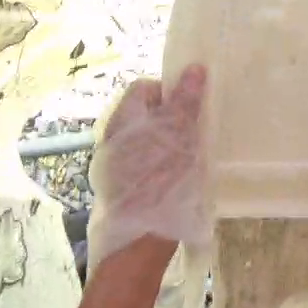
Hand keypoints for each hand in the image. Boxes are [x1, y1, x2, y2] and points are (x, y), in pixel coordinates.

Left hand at [86, 65, 207, 268]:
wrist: (140, 240)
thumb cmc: (162, 179)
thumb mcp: (180, 134)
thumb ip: (185, 101)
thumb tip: (194, 68)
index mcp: (123, 120)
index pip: (145, 88)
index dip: (170, 91)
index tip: (192, 108)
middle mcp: (112, 138)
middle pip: (145, 114)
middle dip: (171, 118)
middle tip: (195, 131)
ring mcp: (114, 166)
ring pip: (145, 140)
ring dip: (167, 142)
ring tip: (190, 155)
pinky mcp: (120, 188)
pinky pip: (143, 163)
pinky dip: (159, 164)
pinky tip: (176, 178)